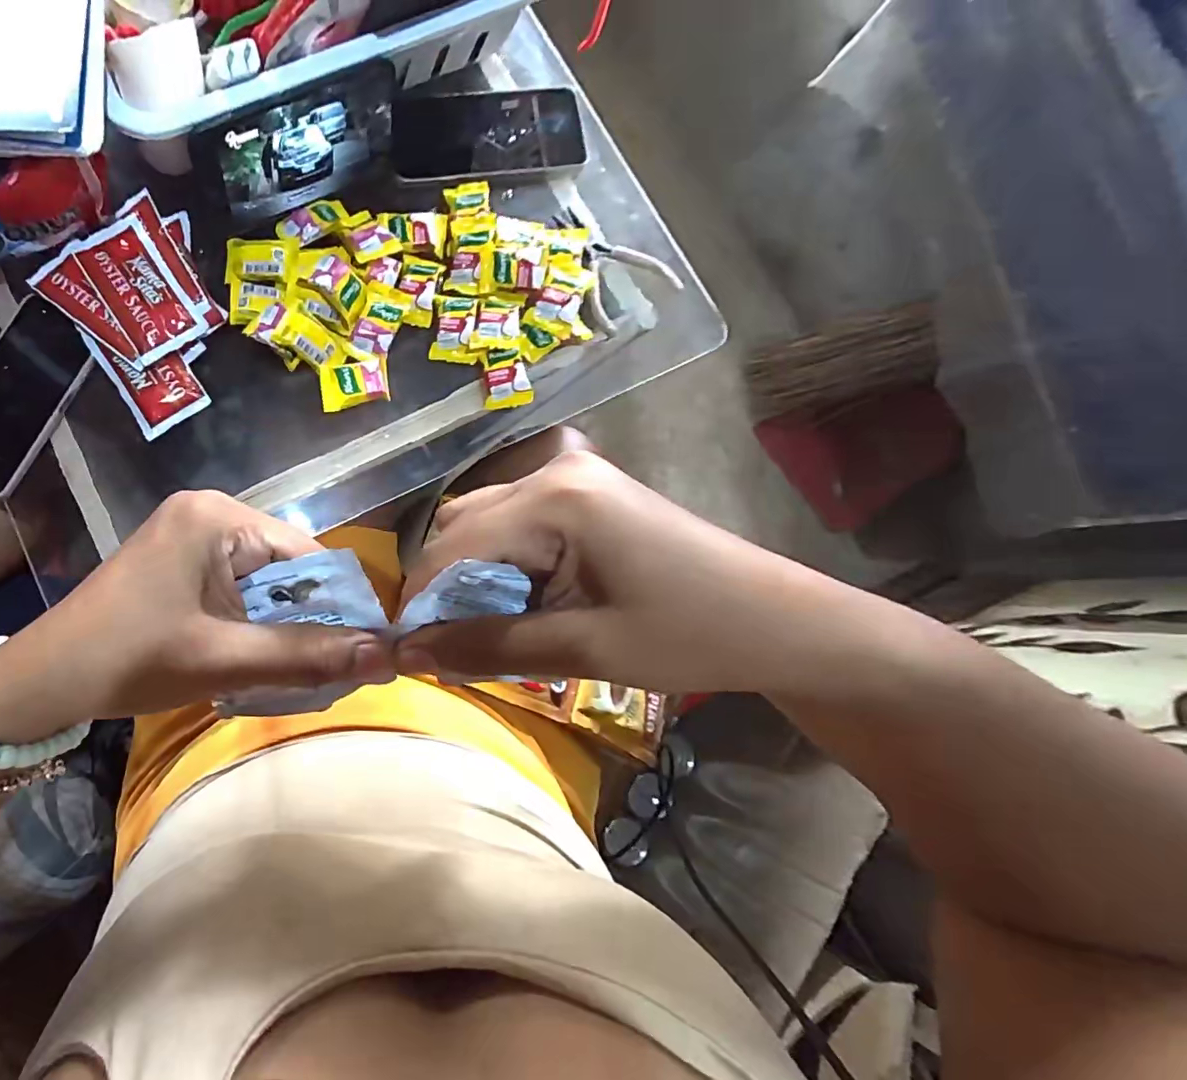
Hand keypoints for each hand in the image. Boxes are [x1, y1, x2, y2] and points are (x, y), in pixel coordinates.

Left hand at [0, 490, 394, 738]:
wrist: (45, 678)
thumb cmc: (130, 660)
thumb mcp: (224, 660)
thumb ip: (306, 656)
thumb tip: (385, 657)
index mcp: (219, 517)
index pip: (310, 557)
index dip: (342, 606)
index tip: (365, 654)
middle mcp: (210, 511)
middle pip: (289, 566)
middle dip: (310, 618)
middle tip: (332, 670)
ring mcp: (192, 532)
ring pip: (267, 579)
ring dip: (283, 623)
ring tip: (298, 667)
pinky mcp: (181, 556)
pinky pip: (239, 584)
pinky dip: (255, 619)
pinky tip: (259, 652)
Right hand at [394, 451, 886, 695]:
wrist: (779, 622)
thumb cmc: (690, 637)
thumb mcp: (582, 651)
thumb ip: (487, 647)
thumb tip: (407, 655)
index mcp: (553, 501)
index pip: (451, 548)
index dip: (421, 602)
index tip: (408, 653)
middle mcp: (551, 473)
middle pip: (458, 527)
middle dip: (443, 588)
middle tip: (449, 645)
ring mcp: (569, 476)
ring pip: (481, 521)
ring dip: (469, 574)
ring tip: (486, 627)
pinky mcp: (583, 492)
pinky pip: (512, 521)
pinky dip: (499, 562)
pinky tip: (517, 599)